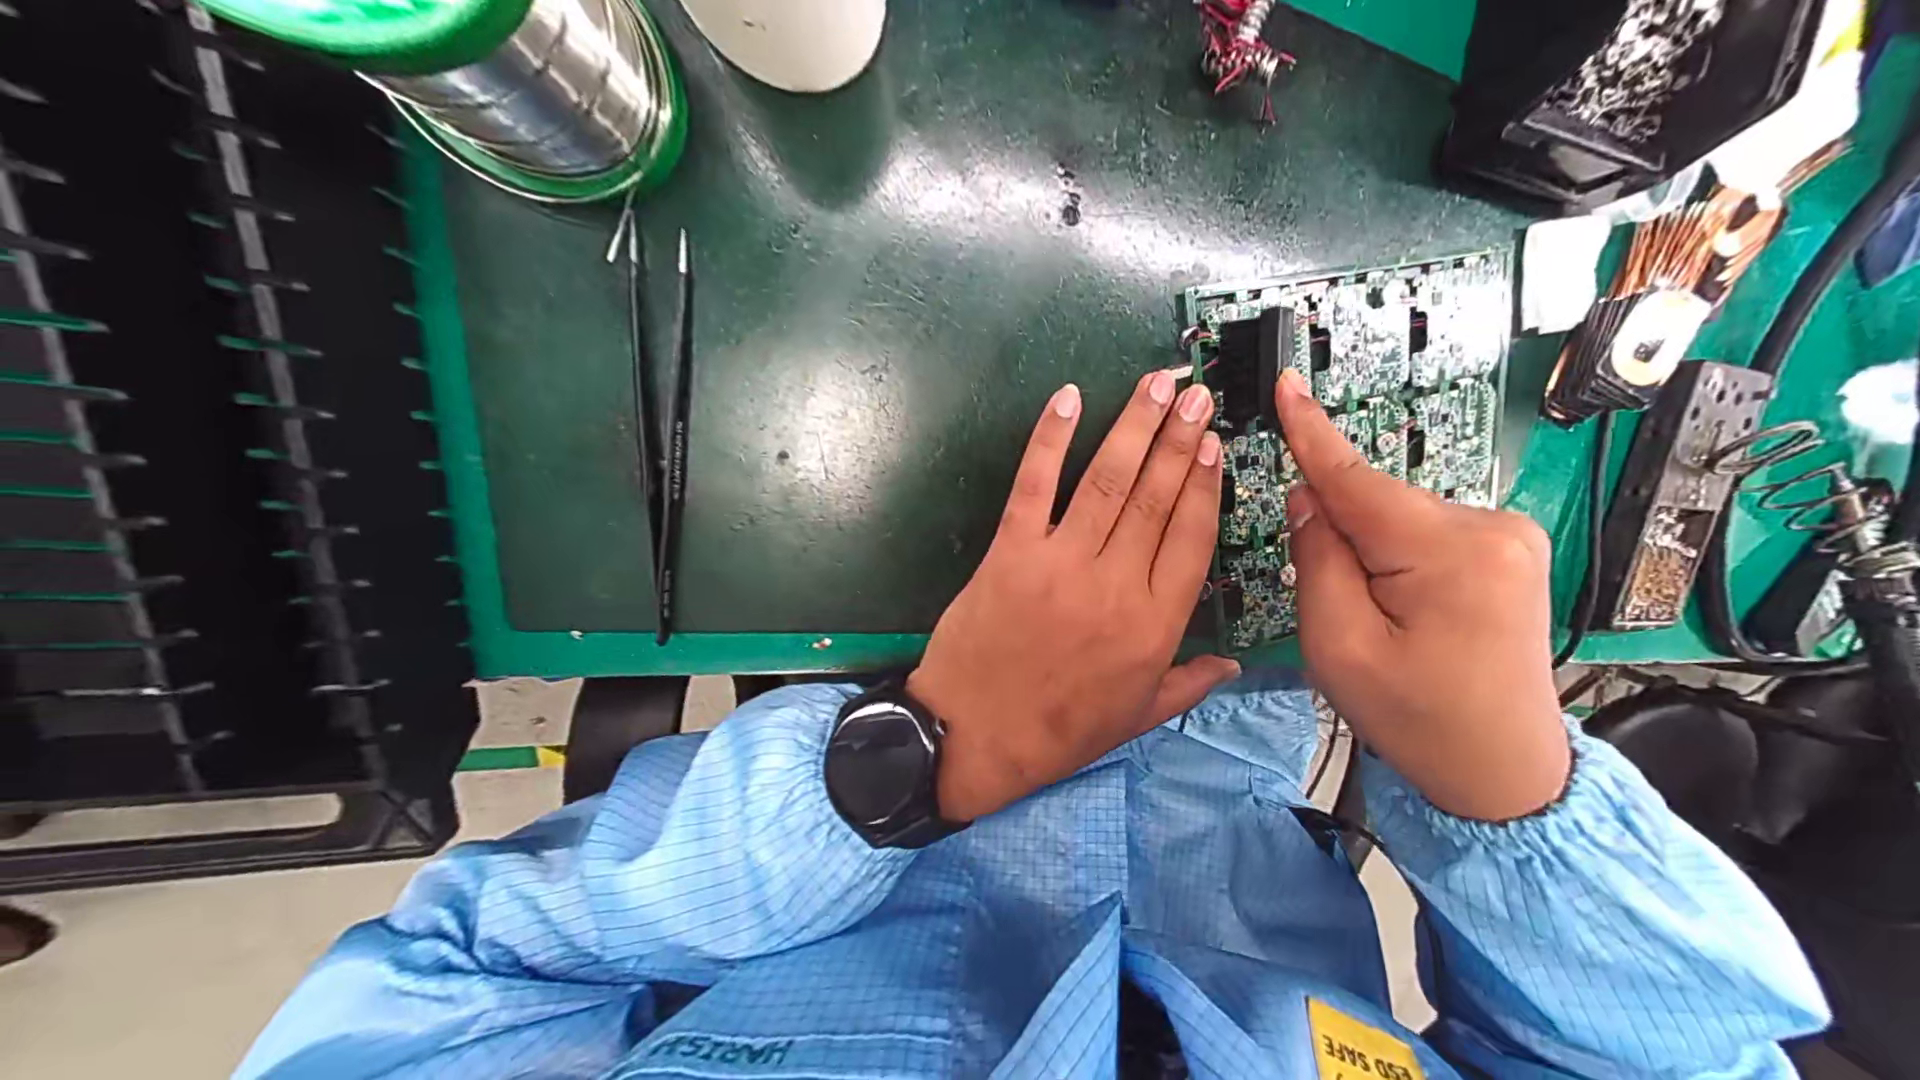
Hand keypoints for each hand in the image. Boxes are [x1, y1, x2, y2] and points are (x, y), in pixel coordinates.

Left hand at [911, 371, 1241, 821]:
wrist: (971, 737)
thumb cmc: (1056, 733)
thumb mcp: (1134, 718)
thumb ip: (1187, 686)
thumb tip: (1233, 663)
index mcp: (1153, 627)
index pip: (1192, 540)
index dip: (1205, 487)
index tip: (1214, 446)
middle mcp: (1114, 586)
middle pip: (1155, 499)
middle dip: (1178, 440)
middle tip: (1196, 394)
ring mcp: (1059, 564)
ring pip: (1106, 483)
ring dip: (1133, 427)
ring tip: (1157, 385)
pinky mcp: (1009, 552)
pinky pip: (1033, 485)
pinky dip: (1050, 439)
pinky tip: (1068, 400)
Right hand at [1275, 369, 1569, 820]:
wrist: (1503, 770)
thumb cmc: (1412, 716)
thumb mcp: (1337, 644)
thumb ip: (1317, 559)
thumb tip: (1308, 497)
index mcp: (1446, 552)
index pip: (1356, 480)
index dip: (1312, 432)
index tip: (1287, 383)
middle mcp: (1489, 525)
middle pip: (1373, 505)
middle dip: (1337, 536)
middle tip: (1338, 606)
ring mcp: (1507, 534)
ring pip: (1394, 519)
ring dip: (1364, 551)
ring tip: (1376, 618)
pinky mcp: (1507, 548)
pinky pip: (1419, 531)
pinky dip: (1390, 555)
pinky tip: (1399, 605)